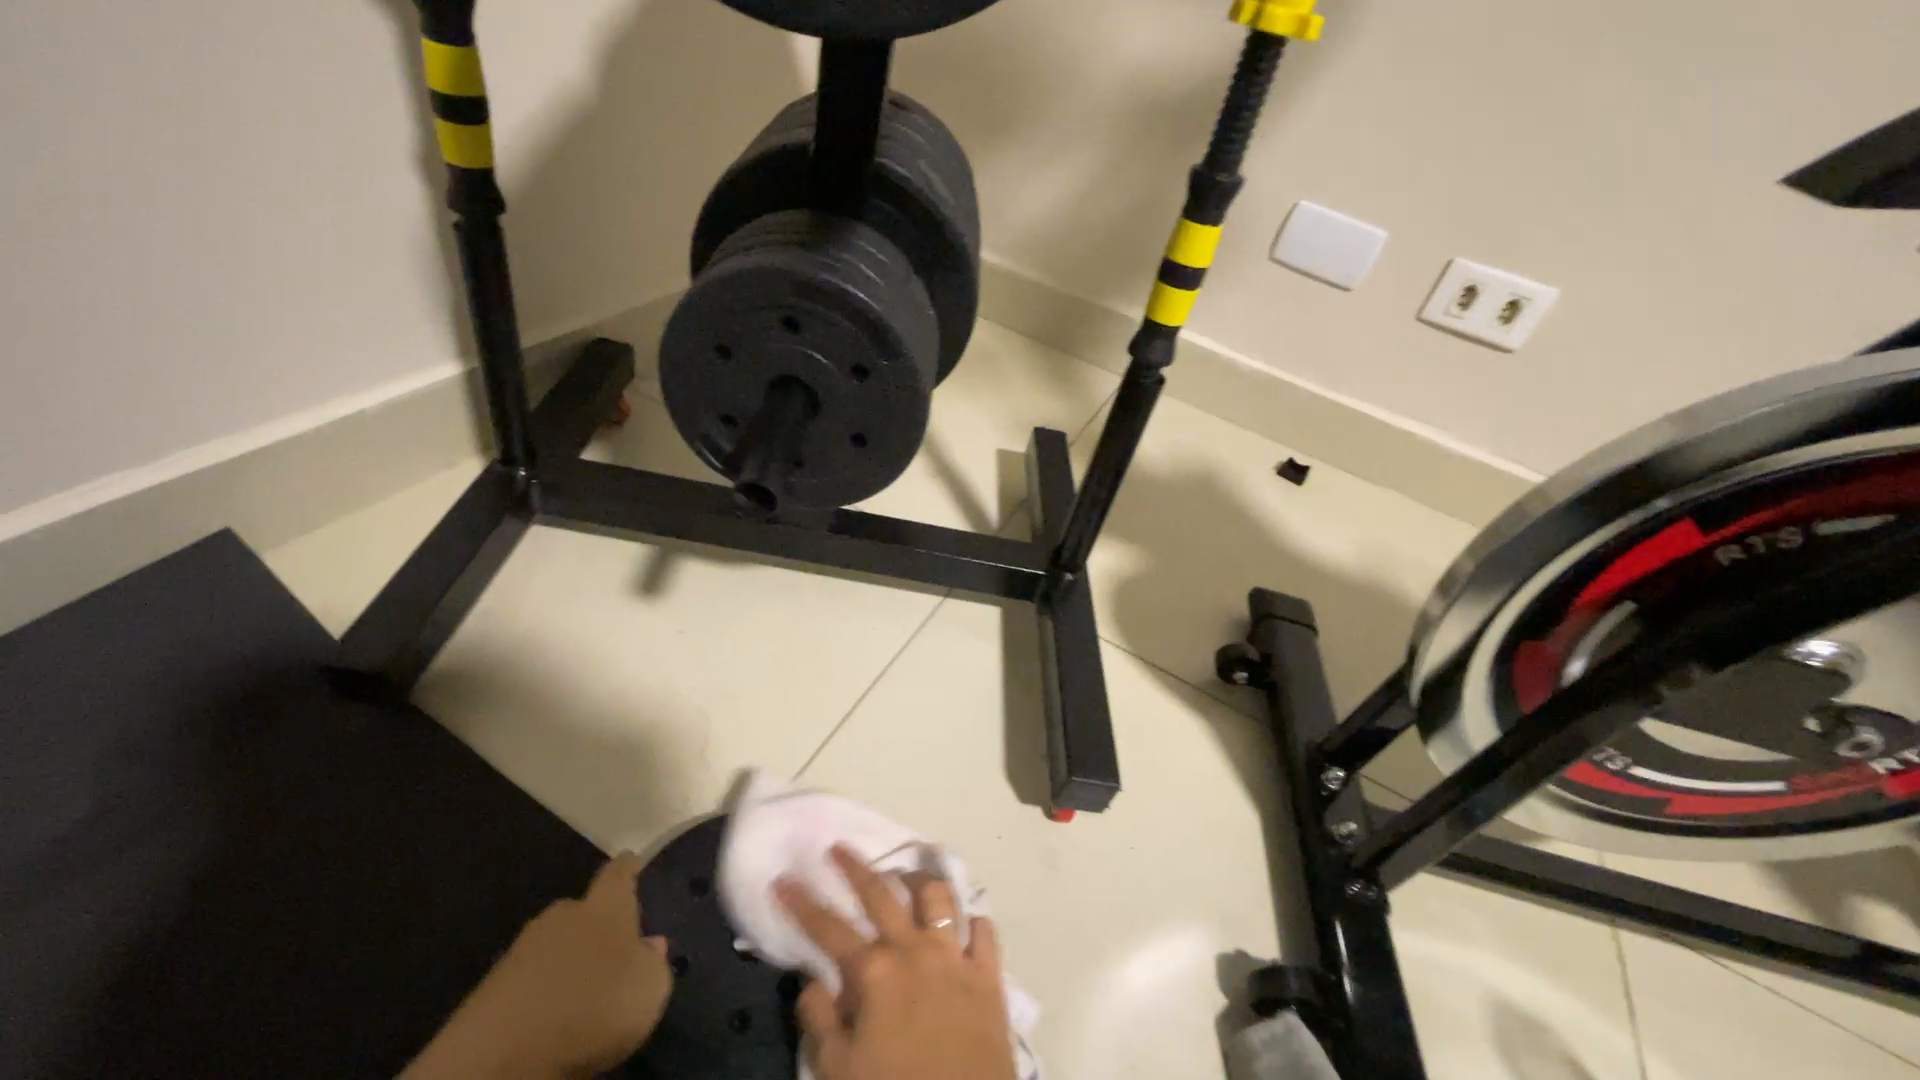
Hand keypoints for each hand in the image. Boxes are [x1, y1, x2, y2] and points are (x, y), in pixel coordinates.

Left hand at [401, 853, 673, 1079]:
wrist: (502, 1053)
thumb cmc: (595, 1006)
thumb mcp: (649, 989)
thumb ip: (654, 963)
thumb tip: (650, 945)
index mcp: (605, 907)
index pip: (618, 875)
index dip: (628, 868)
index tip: (632, 859)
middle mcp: (563, 915)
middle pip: (582, 910)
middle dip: (596, 924)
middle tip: (613, 948)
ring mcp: (523, 948)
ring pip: (555, 945)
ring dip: (568, 960)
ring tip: (583, 987)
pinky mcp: (493, 985)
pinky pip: (531, 978)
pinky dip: (544, 989)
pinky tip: (553, 1012)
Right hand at [778, 845, 1015, 1079]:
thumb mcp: (837, 1068)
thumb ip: (819, 1018)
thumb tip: (812, 980)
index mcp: (874, 971)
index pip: (827, 927)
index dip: (801, 902)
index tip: (784, 879)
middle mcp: (914, 950)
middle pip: (882, 894)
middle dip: (855, 868)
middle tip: (839, 849)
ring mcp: (955, 957)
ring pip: (938, 898)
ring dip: (919, 881)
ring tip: (906, 876)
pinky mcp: (989, 974)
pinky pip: (983, 930)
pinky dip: (971, 919)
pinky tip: (962, 919)